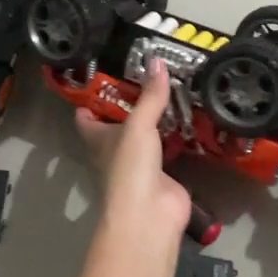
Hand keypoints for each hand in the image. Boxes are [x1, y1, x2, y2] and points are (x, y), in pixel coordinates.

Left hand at [75, 59, 190, 242]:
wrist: (150, 215)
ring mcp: (139, 163)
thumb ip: (150, 95)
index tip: (107, 74)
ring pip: (146, 134)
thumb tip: (156, 60)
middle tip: (151, 74)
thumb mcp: (138, 125)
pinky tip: (191, 116)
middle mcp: (115, 149)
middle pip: (119, 122)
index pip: (86, 115)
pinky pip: (170, 148)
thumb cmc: (130, 167)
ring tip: (175, 87)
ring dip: (158, 117)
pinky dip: (179, 135)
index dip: (92, 97)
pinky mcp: (163, 173)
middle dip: (132, 102)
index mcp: (97, 137)